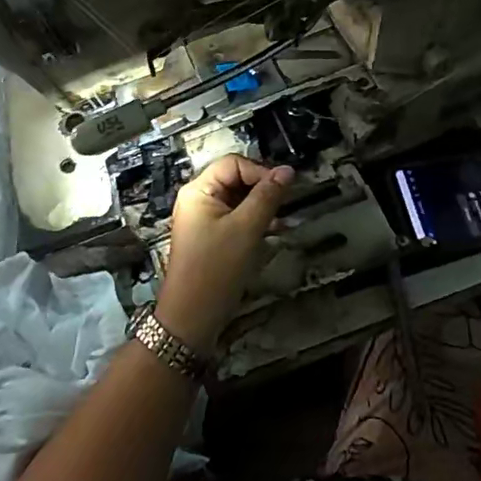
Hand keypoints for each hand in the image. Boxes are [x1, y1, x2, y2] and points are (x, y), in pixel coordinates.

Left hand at [155, 155, 293, 351]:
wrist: (192, 317)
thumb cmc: (216, 268)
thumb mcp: (247, 228)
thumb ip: (268, 196)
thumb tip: (288, 170)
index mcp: (198, 190)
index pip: (234, 163)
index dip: (260, 171)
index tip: (284, 189)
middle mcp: (199, 200)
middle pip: (236, 180)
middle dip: (263, 190)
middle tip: (285, 206)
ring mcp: (205, 221)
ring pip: (240, 201)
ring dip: (262, 208)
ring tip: (282, 223)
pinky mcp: (213, 239)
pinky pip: (237, 220)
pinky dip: (255, 224)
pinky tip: (273, 235)